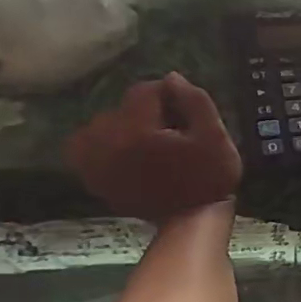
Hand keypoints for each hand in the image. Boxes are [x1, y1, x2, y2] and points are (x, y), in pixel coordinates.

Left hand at [67, 72, 240, 221]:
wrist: (190, 222)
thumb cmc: (208, 177)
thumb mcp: (215, 135)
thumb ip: (195, 101)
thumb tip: (171, 79)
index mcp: (137, 130)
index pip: (146, 91)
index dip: (170, 96)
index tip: (187, 112)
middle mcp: (106, 142)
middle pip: (123, 107)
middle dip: (147, 112)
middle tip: (173, 130)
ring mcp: (94, 163)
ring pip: (102, 124)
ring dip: (124, 126)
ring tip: (149, 142)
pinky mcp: (93, 178)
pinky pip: (85, 148)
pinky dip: (101, 143)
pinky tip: (124, 152)